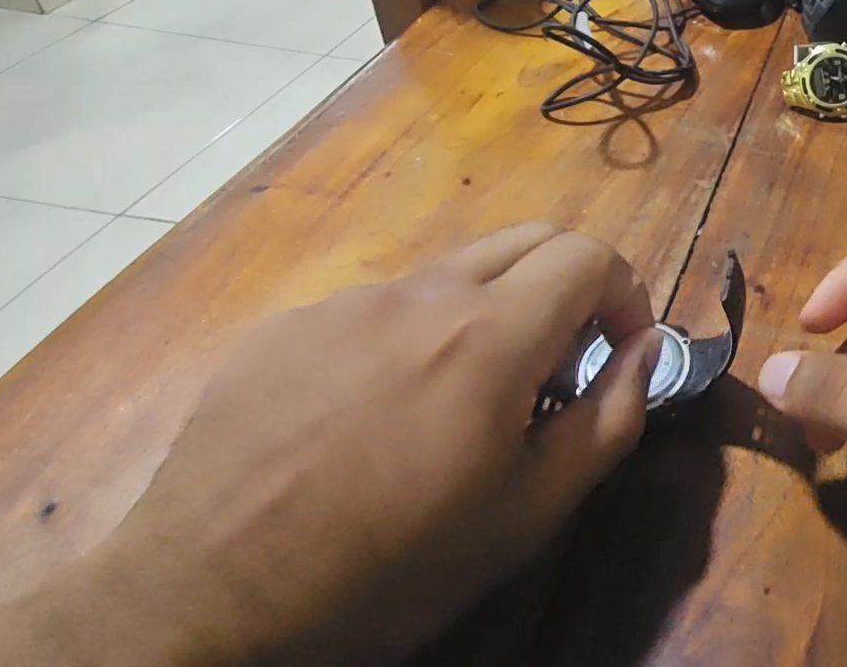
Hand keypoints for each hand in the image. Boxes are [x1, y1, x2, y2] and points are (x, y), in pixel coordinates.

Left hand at [0, 224, 662, 666]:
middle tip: (561, 354)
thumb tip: (645, 349)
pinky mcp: (291, 324)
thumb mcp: (532, 510)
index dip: (624, 292)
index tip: (617, 348)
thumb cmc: (393, 564)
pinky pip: (385, 302)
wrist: (201, 608)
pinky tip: (382, 406)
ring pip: (459, 268)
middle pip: (533, 236)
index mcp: (491, 334)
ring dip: (495, 305)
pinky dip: (419, 331)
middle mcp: (424, 293)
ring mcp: (349, 302)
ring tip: (467, 389)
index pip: (589, 255)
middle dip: (572, 280)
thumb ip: (611, 415)